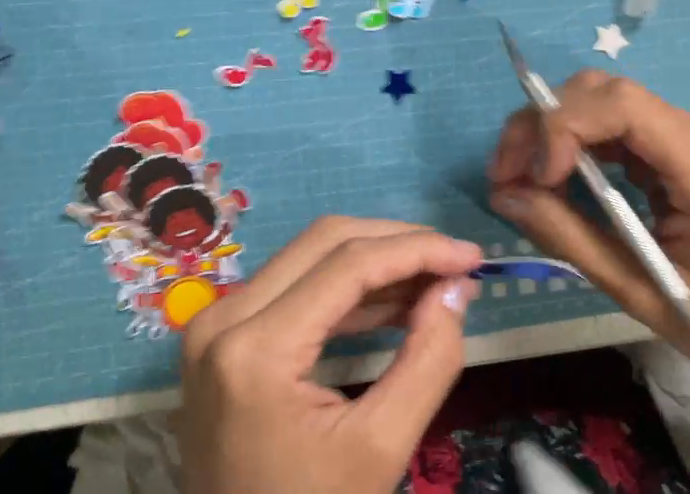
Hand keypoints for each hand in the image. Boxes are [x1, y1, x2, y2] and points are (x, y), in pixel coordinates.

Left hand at [179, 217, 482, 493]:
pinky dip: (346, 287)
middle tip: (456, 262)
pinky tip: (394, 301)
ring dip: (375, 260)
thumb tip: (456, 288)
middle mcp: (224, 318)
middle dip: (397, 243)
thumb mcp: (380, 448)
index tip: (474, 255)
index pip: (348, 264)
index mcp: (256, 350)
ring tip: (435, 281)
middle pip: (324, 243)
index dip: (418, 250)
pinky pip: (291, 286)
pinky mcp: (221, 335)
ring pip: (308, 256)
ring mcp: (215, 323)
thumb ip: (428, 361)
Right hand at [487, 71, 689, 465]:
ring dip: (553, 131)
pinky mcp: (679, 149)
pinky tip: (555, 178)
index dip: (564, 125)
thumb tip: (503, 194)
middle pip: (606, 93)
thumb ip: (568, 236)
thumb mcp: (639, 292)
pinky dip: (576, 144)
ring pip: (605, 102)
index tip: (533, 176)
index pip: (624, 105)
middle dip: (544, 124)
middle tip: (505, 176)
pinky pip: (617, 127)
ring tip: (520, 178)